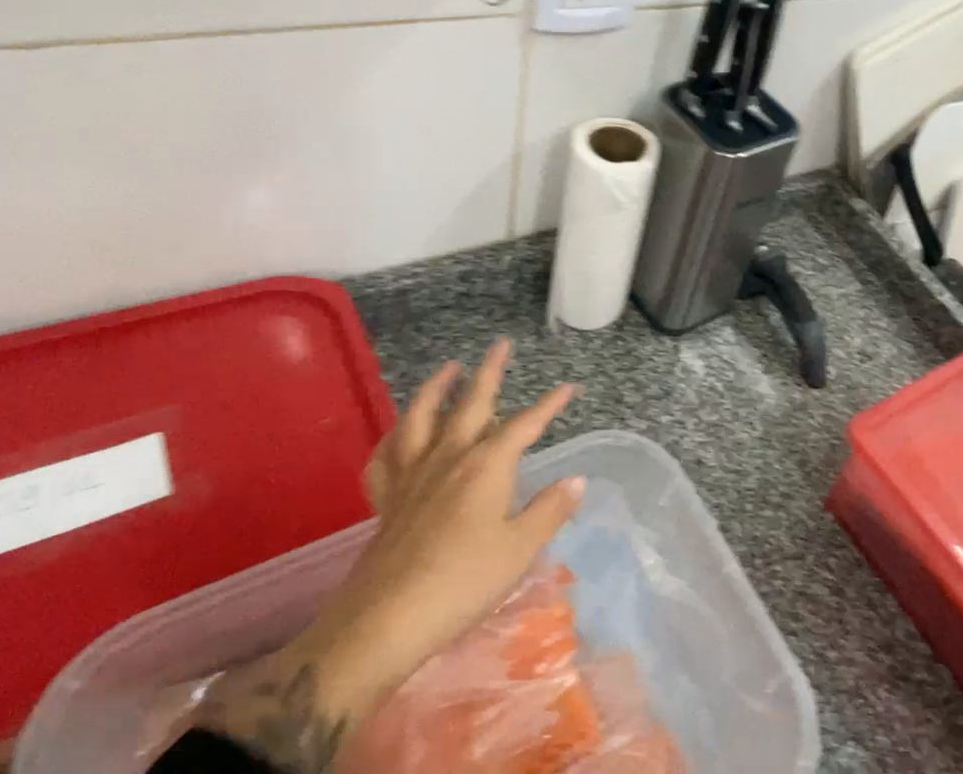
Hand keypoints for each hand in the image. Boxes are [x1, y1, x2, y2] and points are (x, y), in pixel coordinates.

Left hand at [195, 339, 584, 773]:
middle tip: (500, 344)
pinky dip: (394, 438)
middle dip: (489, 373)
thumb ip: (549, 511)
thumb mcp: (519, 549)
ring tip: (449, 368)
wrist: (387, 618)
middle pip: (471, 405)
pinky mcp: (386, 499)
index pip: (523, 426)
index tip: (568, 387)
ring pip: (422, 418)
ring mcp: (412, 476)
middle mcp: (448, 458)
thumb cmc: (463, 582)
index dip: (548, 406)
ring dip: (437, 388)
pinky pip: (386, 457)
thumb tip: (577, 480)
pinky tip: (401, 432)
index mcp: (486, 467)